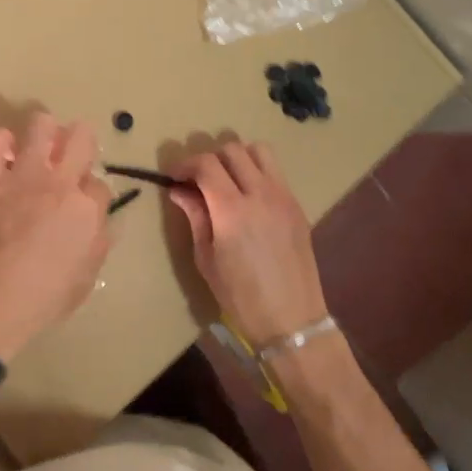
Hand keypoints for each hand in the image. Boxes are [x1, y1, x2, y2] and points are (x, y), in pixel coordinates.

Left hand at [0, 114, 112, 361]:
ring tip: (34, 149)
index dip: (91, 191)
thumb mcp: (86, 279)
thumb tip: (106, 222)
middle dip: (78, 141)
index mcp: (89, 209)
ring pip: (42, 124)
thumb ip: (99, 244)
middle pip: (82, 135)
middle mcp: (62, 182)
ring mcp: (25, 174)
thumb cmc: (43, 299)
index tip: (81, 201)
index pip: (101, 183)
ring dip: (41, 133)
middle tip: (65, 159)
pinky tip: (0, 155)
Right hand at [167, 142, 328, 346]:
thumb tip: (179, 191)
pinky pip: (275, 172)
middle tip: (198, 180)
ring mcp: (284, 197)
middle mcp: (261, 194)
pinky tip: (248, 196)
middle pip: (232, 150)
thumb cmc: (241, 296)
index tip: (174, 176)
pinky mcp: (297, 205)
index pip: (206, 164)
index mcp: (232, 210)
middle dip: (209, 159)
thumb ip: (195, 216)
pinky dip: (257, 171)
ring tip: (226, 179)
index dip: (185, 164)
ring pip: (259, 150)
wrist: (292, 320)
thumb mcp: (207, 259)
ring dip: (238, 157)